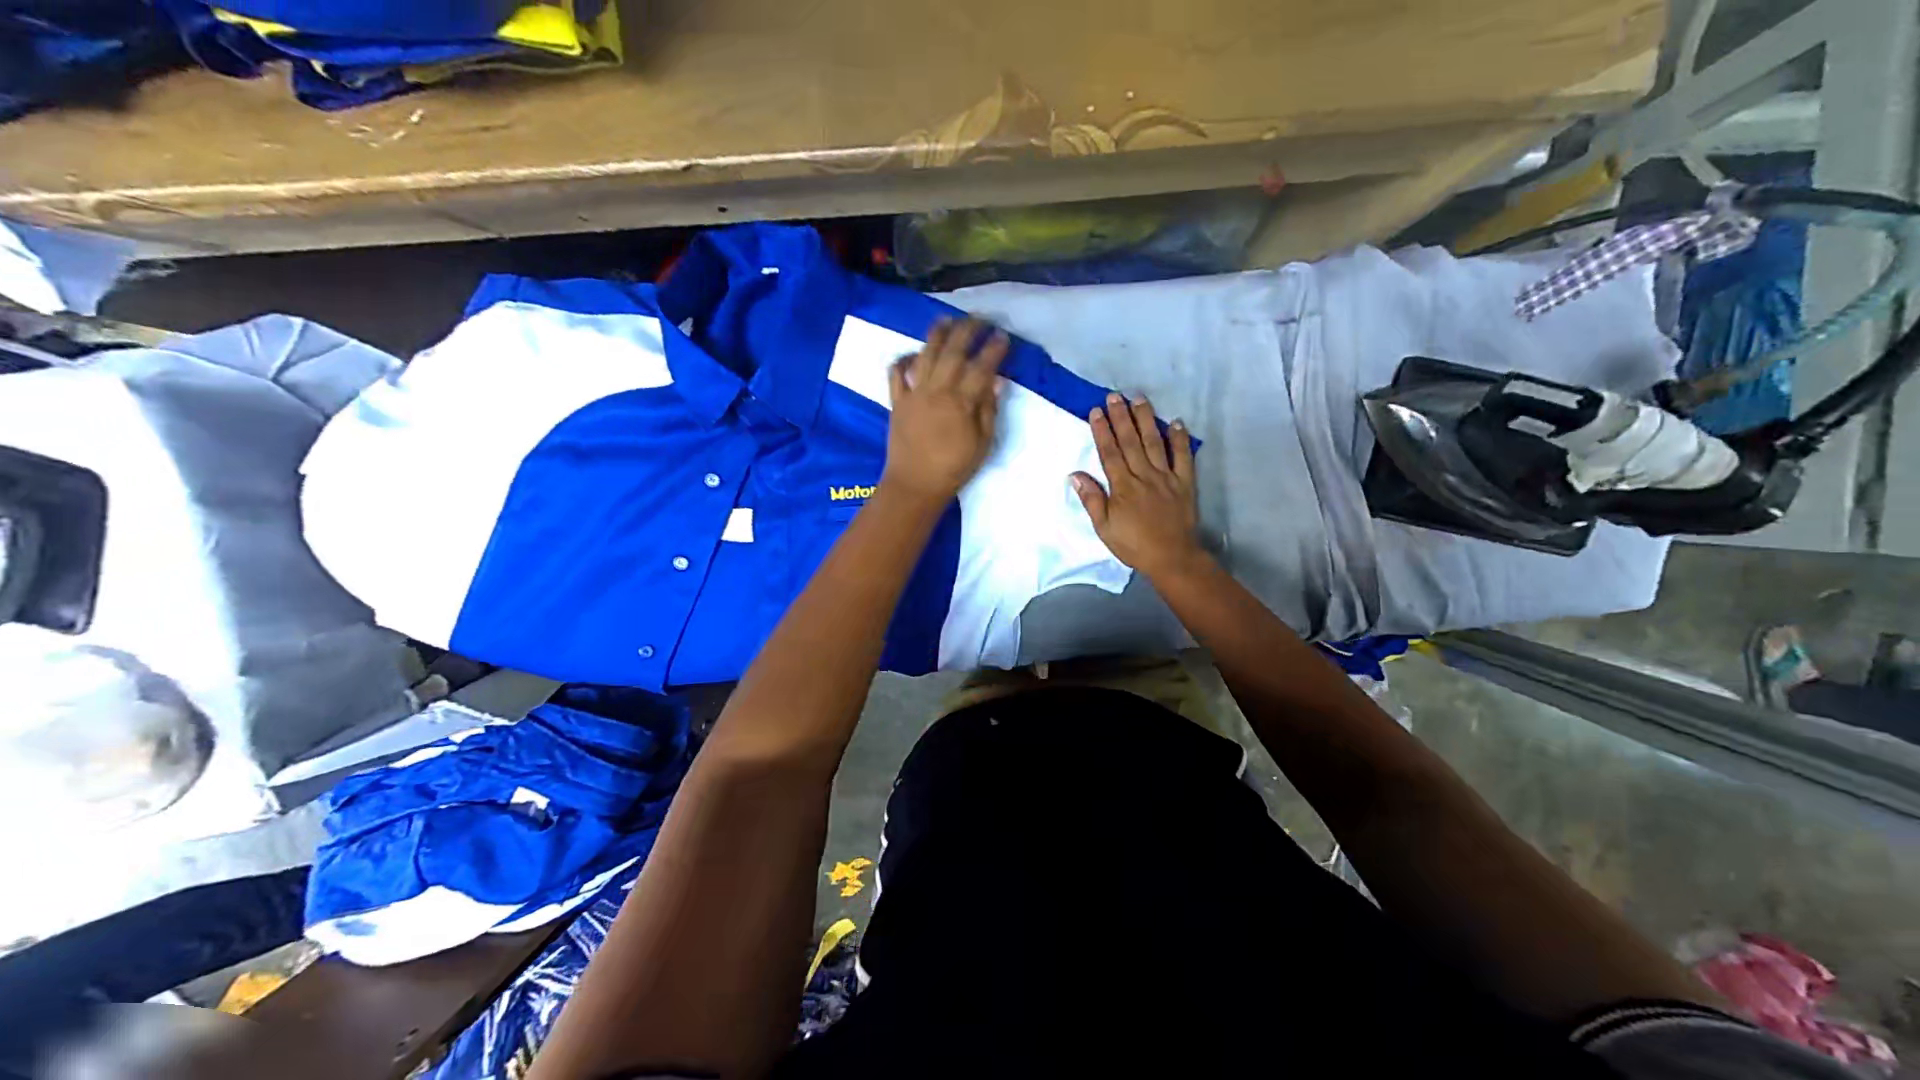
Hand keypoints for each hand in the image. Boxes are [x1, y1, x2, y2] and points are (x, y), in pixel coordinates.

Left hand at [882, 317, 1007, 504]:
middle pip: (953, 352)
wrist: (915, 484)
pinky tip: (912, 352)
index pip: (981, 367)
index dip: (993, 350)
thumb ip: (988, 410)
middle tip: (979, 319)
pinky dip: (903, 360)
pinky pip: (896, 375)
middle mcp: (937, 390)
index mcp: (961, 402)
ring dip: (937, 335)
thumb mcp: (982, 443)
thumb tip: (995, 382)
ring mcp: (914, 394)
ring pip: (926, 355)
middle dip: (968, 331)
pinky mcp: (897, 402)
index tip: (1003, 336)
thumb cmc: (954, 468)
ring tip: (947, 320)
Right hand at [1072, 394, 1207, 579]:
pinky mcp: (1185, 483)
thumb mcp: (1104, 527)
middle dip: (1121, 417)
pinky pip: (1183, 457)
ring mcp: (1166, 477)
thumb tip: (1075, 475)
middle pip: (1130, 441)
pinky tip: (1176, 422)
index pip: (1109, 453)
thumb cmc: (1133, 545)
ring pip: (1154, 442)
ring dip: (1146, 419)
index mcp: (1122, 487)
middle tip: (1114, 396)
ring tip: (1139, 399)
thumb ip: (1092, 499)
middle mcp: (1143, 476)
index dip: (1102, 431)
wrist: (1172, 557)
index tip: (1096, 411)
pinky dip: (1180, 439)